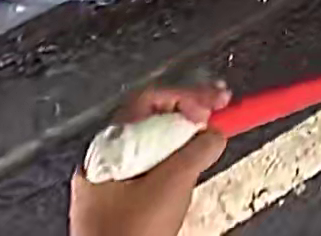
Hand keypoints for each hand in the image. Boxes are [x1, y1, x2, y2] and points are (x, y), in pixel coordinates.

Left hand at [71, 84, 231, 235]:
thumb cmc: (134, 235)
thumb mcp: (173, 184)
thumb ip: (198, 150)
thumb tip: (216, 134)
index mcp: (105, 147)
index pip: (150, 101)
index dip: (187, 98)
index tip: (216, 104)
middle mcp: (101, 162)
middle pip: (151, 121)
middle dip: (188, 115)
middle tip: (219, 113)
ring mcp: (108, 187)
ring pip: (151, 148)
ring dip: (182, 141)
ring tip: (208, 142)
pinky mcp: (117, 210)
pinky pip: (148, 174)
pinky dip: (172, 166)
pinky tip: (188, 172)